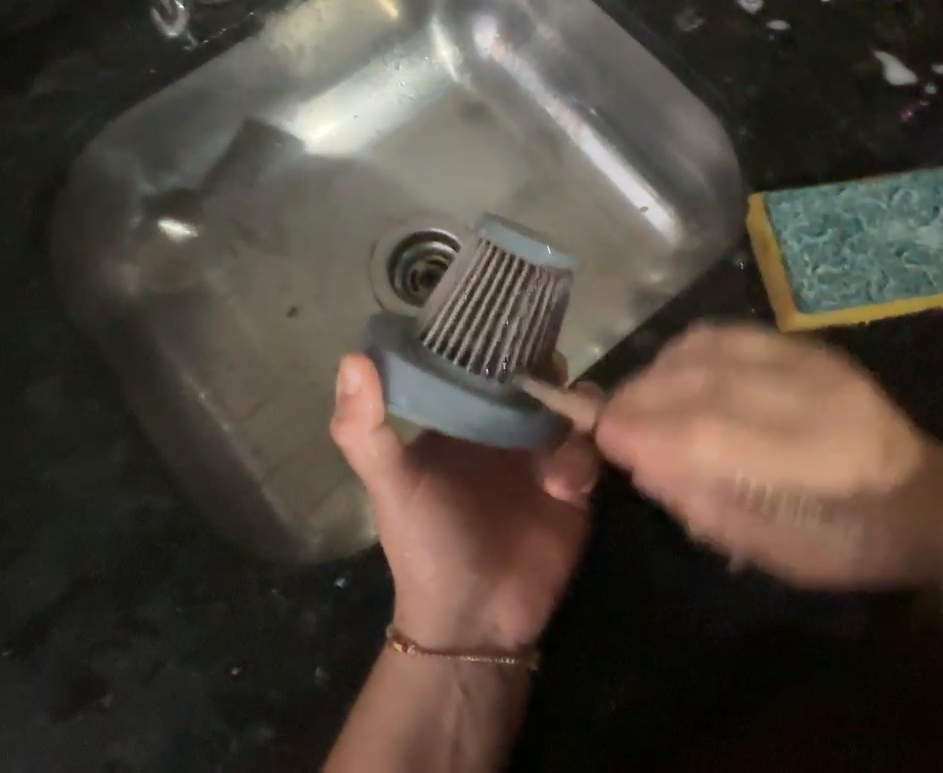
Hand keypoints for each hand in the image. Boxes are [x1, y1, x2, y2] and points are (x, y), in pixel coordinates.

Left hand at [330, 354, 598, 649]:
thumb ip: (364, 429)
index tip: (508, 322)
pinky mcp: (575, 487)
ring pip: (570, 407)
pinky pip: (591, 452)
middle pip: (536, 377)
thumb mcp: (389, 485)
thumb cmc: (424, 545)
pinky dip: (582, 459)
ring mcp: (541, 455)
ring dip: (571, 411)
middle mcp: (504, 429)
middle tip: (547, 374)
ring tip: (557, 434)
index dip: (496, 341)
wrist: (472, 620)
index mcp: (462, 419)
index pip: (483, 363)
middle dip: (546, 368)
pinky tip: (561, 487)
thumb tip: (352, 356)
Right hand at [535, 323, 942, 590]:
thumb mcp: (776, 552)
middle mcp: (818, 400)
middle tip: (606, 420)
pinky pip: (725, 334)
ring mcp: (813, 363)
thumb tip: (639, 461)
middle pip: (702, 382)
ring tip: (637, 400)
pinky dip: (683, 353)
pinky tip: (670, 373)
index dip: (645, 430)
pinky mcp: (804, 344)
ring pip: (708, 349)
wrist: (927, 495)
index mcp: (821, 467)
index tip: (602, 439)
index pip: (710, 433)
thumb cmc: (849, 542)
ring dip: (657, 372)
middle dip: (640, 398)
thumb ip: (705, 504)